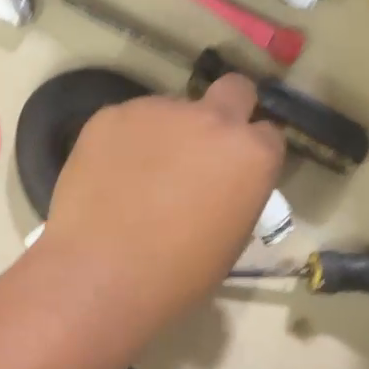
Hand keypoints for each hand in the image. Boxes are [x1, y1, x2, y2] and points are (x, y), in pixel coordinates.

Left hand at [36, 75, 284, 316]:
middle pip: (234, 90)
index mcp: (250, 156)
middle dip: (226, 113)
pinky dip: (125, 144)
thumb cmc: (175, 278)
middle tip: (201, 153)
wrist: (99, 276)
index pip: (268, 136)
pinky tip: (109, 180)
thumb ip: (235, 199)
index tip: (235, 177)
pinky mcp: (111, 115)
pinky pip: (128, 123)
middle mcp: (211, 120)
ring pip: (173, 111)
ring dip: (167, 135)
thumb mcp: (228, 246)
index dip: (252, 156)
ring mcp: (158, 111)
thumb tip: (220, 190)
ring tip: (140, 180)